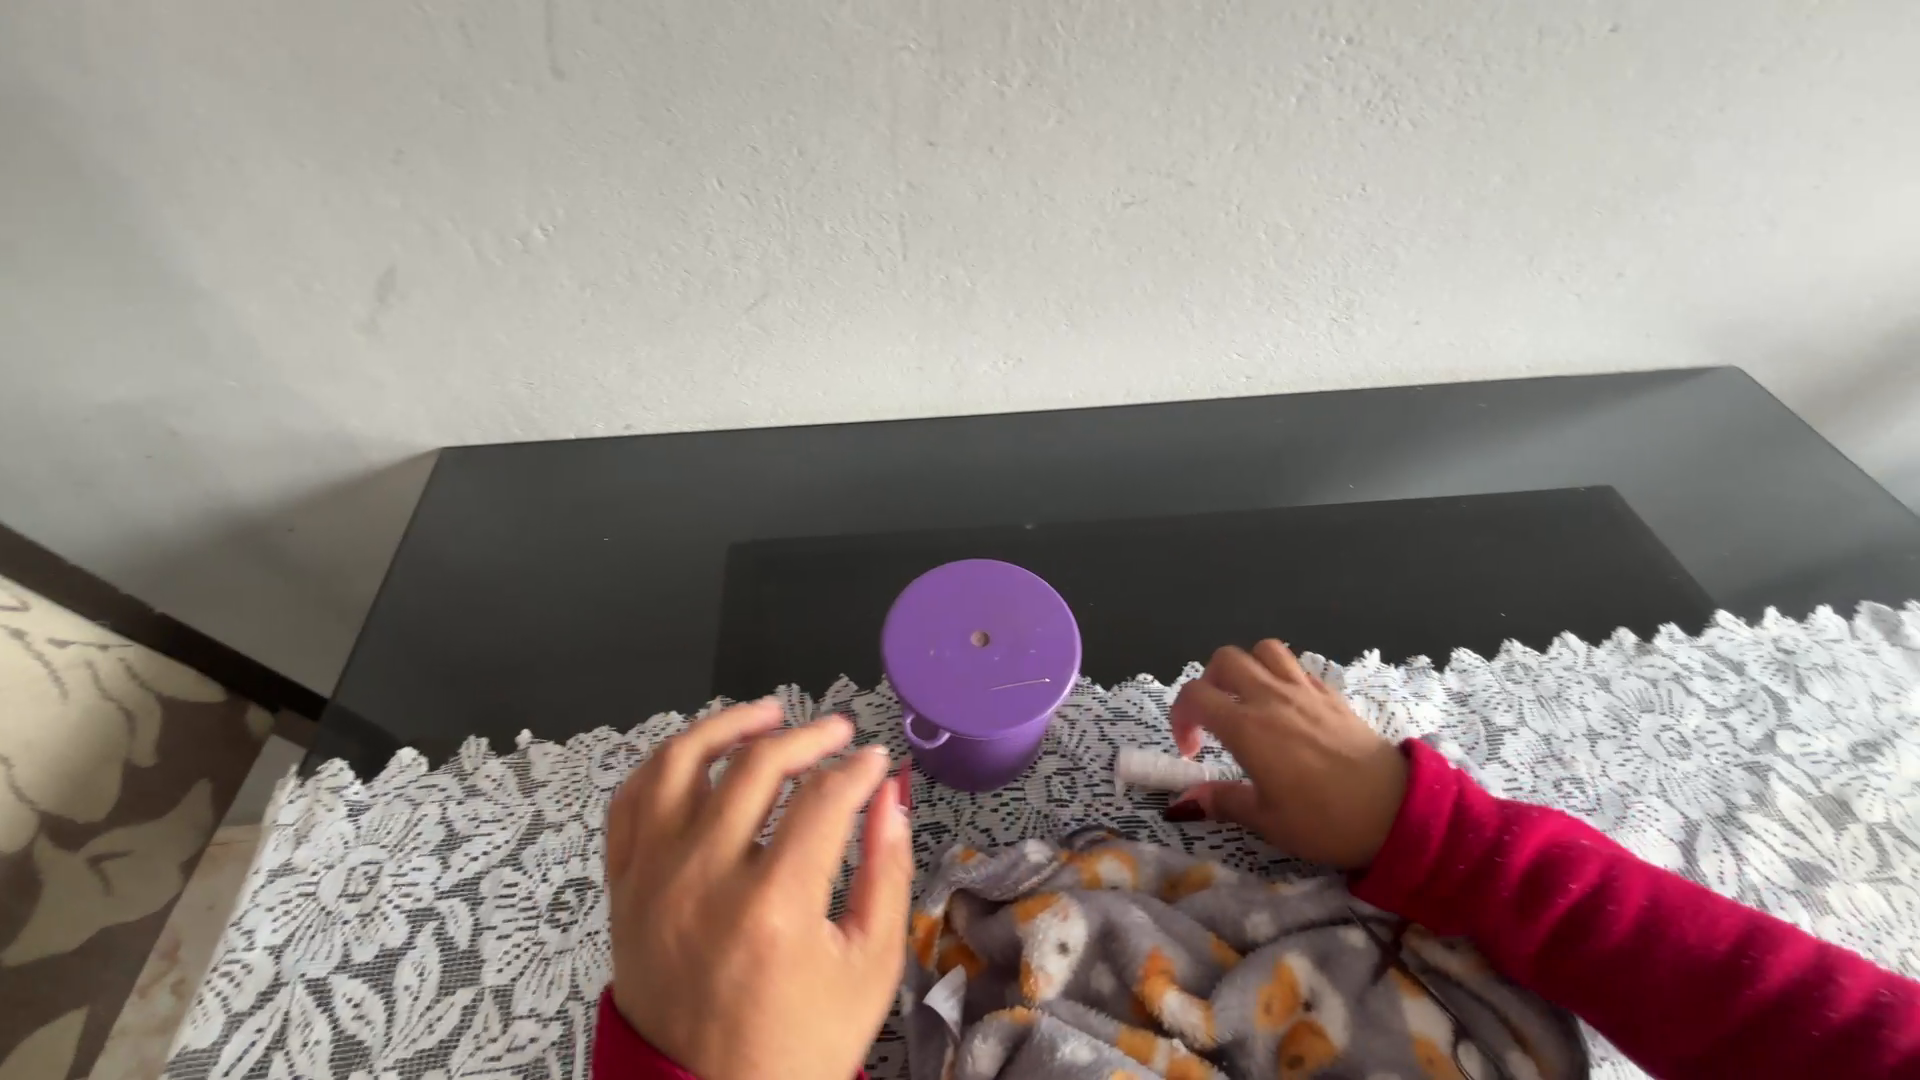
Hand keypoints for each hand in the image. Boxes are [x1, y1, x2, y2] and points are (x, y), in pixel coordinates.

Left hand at [604, 700, 912, 1079]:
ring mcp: (652, 880)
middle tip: (838, 732)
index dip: (858, 770)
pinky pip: (631, 800)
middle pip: (755, 767)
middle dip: (809, 737)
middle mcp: (703, 880)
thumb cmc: (801, 1041)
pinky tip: (702, 753)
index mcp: (773, 907)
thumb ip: (888, 870)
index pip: (823, 800)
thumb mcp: (871, 965)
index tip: (877, 762)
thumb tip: (889, 795)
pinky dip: (666, 763)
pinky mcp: (623, 888)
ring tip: (769, 714)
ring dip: (728, 725)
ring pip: (681, 764)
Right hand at [1167, 640, 1408, 868]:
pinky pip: (1296, 667)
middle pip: (1225, 660)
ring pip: (1263, 650)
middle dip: (1208, 683)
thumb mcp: (1267, 821)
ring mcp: (1304, 692)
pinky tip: (1286, 709)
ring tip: (1248, 701)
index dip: (1180, 717)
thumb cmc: (1326, 821)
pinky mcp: (1332, 695)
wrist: (1400, 814)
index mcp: (1246, 727)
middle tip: (1215, 719)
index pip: (1195, 696)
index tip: (1191, 751)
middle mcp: (1271, 698)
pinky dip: (1280, 677)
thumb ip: (1223, 801)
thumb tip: (1185, 802)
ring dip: (1246, 668)